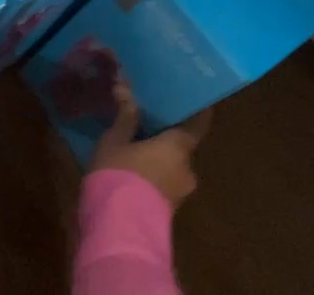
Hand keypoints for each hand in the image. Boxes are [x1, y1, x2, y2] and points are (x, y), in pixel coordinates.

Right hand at [89, 84, 211, 206]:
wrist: (121, 227)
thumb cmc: (119, 173)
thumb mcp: (115, 140)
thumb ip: (124, 116)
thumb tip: (126, 87)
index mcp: (179, 147)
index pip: (197, 124)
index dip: (197, 110)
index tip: (191, 96)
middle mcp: (187, 168)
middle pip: (181, 145)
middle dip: (166, 134)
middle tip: (147, 117)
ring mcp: (180, 192)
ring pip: (171, 164)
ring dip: (158, 155)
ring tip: (134, 143)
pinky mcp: (169, 208)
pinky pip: (164, 180)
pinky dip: (153, 171)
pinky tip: (132, 167)